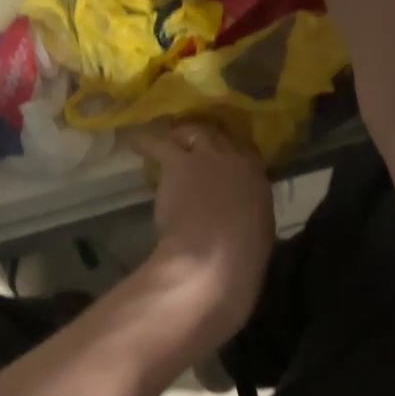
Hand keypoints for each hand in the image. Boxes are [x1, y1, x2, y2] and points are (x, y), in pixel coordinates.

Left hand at [130, 122, 274, 346]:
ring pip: (193, 133)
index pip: (247, 154)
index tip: (220, 155)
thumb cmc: (238, 261)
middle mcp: (237, 162)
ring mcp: (208, 158)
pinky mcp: (179, 163)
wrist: (214, 262)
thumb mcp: (255, 235)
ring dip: (178, 136)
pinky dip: (145, 141)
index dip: (231, 152)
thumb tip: (238, 219)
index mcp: (259, 183)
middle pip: (220, 138)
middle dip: (206, 138)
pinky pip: (159, 142)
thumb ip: (247, 218)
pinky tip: (135, 141)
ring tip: (165, 139)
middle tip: (190, 140)